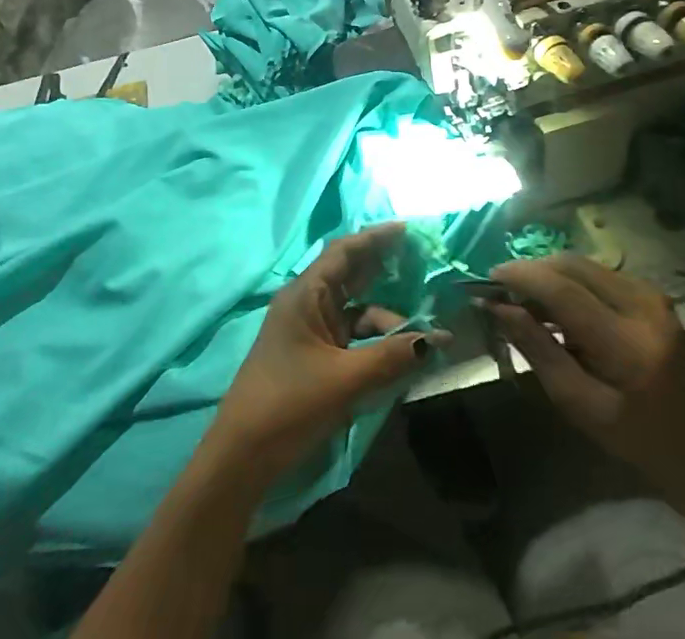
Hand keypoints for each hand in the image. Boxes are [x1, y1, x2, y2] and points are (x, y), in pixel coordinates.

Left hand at [210, 224, 437, 480]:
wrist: (244, 455)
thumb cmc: (291, 403)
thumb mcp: (347, 378)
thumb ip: (394, 356)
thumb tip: (440, 339)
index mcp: (305, 296)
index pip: (343, 252)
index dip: (375, 238)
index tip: (408, 229)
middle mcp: (306, 304)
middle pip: (350, 275)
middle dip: (386, 270)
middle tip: (423, 265)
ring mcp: (309, 331)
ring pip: (356, 311)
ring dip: (387, 318)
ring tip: (423, 333)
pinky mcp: (314, 355)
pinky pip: (351, 335)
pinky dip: (376, 340)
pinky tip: (401, 353)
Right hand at [488, 255, 684, 484]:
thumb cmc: (640, 439)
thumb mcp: (580, 404)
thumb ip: (537, 350)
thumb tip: (497, 308)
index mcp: (628, 343)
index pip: (563, 290)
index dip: (520, 278)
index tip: (484, 282)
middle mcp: (643, 305)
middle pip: (571, 266)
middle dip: (530, 273)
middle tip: (498, 294)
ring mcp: (652, 295)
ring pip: (582, 265)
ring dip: (547, 277)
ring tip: (522, 304)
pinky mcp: (652, 294)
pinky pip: (597, 274)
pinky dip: (567, 283)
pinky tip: (554, 309)